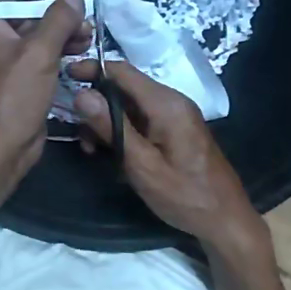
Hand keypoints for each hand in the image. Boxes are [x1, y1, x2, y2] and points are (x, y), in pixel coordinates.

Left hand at [0, 0, 90, 180]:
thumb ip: (59, 18)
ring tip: (88, 34)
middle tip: (87, 13)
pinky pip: (42, 47)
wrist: (1, 146)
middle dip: (60, 5)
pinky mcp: (19, 70)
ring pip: (39, 25)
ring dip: (65, 26)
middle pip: (29, 2)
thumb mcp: (40, 52)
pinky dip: (61, 44)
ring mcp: (5, 51)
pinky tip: (82, 48)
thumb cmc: (14, 95)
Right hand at [68, 60, 264, 249]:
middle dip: (96, 105)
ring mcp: (175, 115)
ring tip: (92, 151)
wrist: (225, 220)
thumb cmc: (184, 195)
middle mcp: (171, 101)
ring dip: (106, 123)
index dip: (92, 69)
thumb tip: (81, 95)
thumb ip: (111, 127)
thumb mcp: (141, 164)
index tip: (65, 76)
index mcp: (166, 104)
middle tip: (79, 135)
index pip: (122, 71)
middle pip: (124, 88)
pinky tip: (113, 155)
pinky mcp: (174, 129)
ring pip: (129, 105)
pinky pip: (140, 119)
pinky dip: (121, 131)